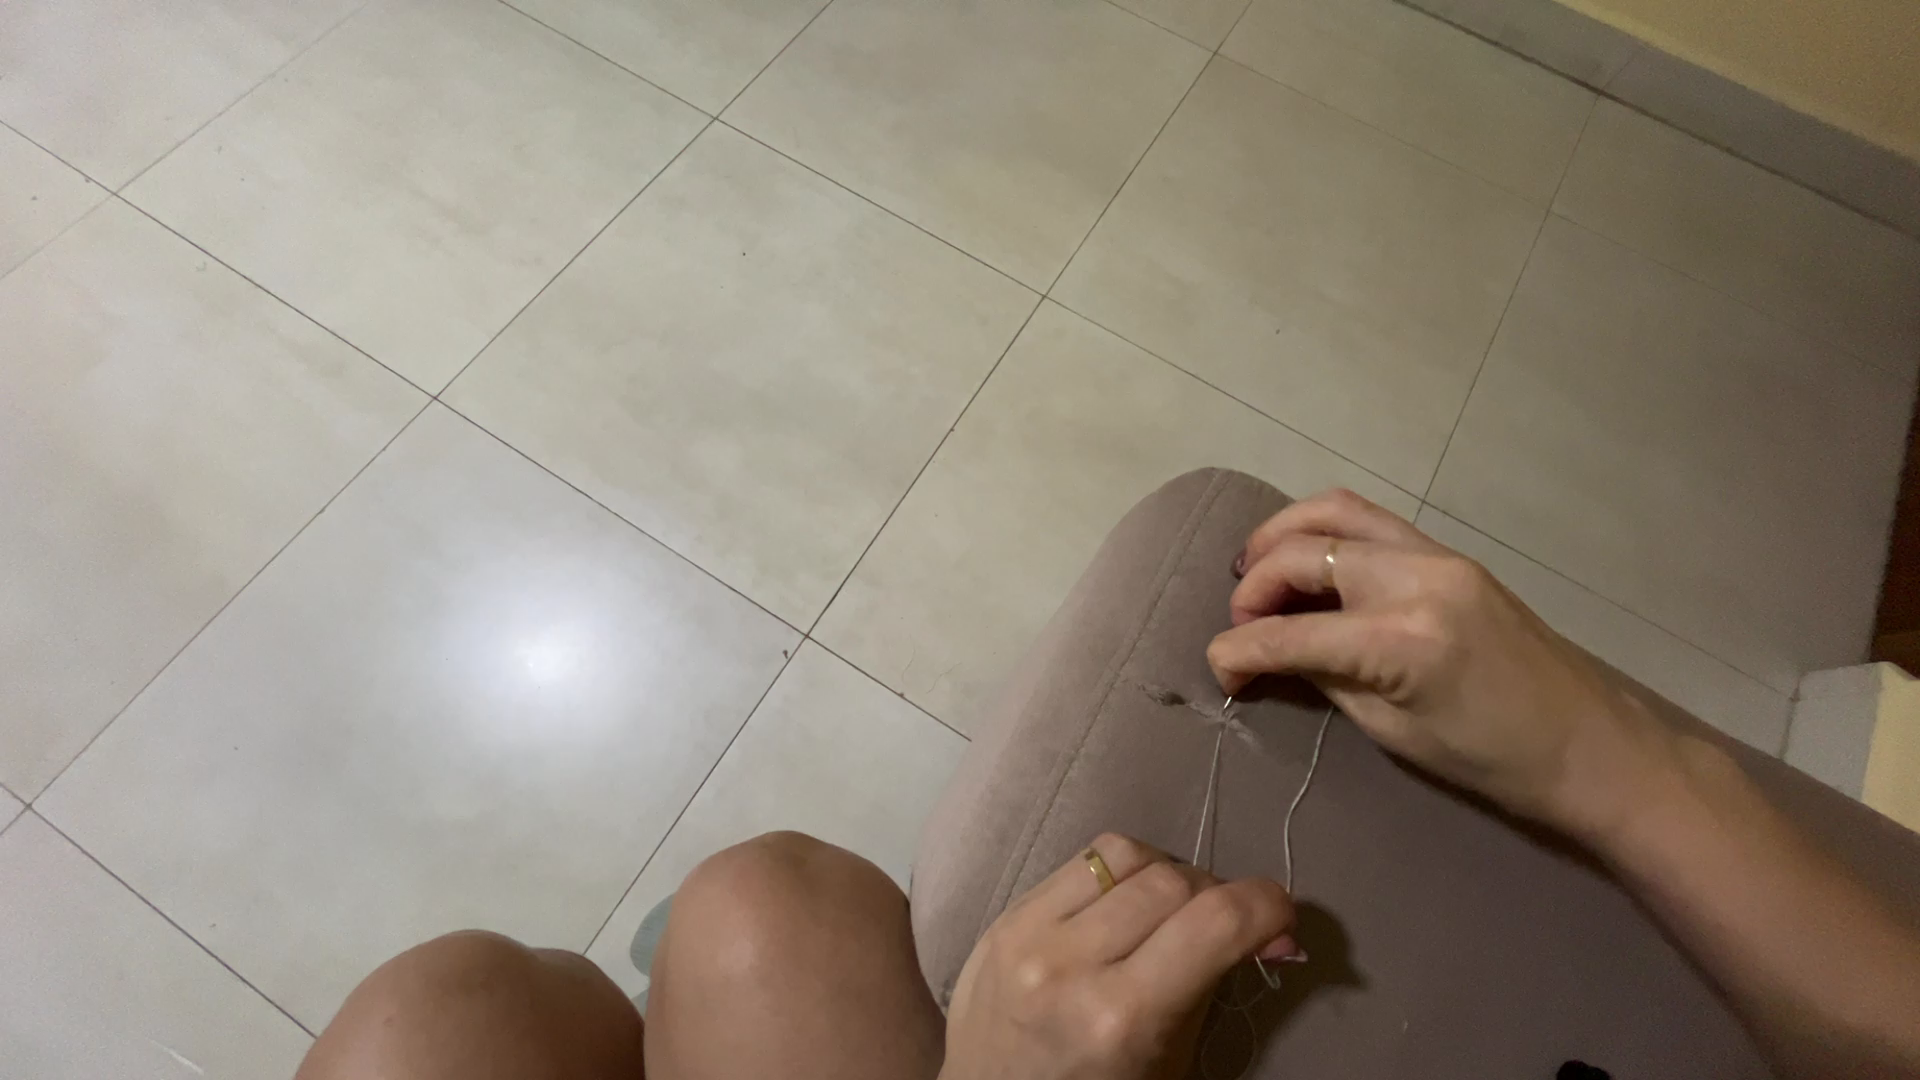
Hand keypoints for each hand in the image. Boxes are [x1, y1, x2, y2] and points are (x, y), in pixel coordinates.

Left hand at [940, 834, 1295, 1079]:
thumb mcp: (1168, 1062)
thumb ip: (1212, 982)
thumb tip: (1272, 930)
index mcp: (1119, 1019)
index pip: (1210, 925)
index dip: (1263, 906)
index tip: (1281, 910)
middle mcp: (1071, 963)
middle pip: (1171, 881)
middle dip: (1213, 893)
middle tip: (1223, 920)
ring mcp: (1030, 930)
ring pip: (1125, 854)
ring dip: (1166, 871)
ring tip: (1172, 905)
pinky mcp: (1008, 910)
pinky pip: (1082, 857)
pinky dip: (1120, 869)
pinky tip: (1125, 898)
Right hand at [1206, 489, 1676, 837]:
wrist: (1599, 748)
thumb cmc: (1492, 760)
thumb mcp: (1388, 728)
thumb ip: (1319, 675)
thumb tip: (1262, 653)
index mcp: (1399, 640)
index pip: (1286, 632)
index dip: (1237, 650)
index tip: (1219, 670)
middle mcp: (1413, 578)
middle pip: (1299, 554)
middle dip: (1251, 587)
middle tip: (1241, 624)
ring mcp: (1435, 555)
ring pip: (1331, 511)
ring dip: (1278, 537)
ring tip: (1254, 570)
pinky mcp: (1447, 552)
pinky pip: (1365, 520)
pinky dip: (1319, 533)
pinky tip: (1306, 565)